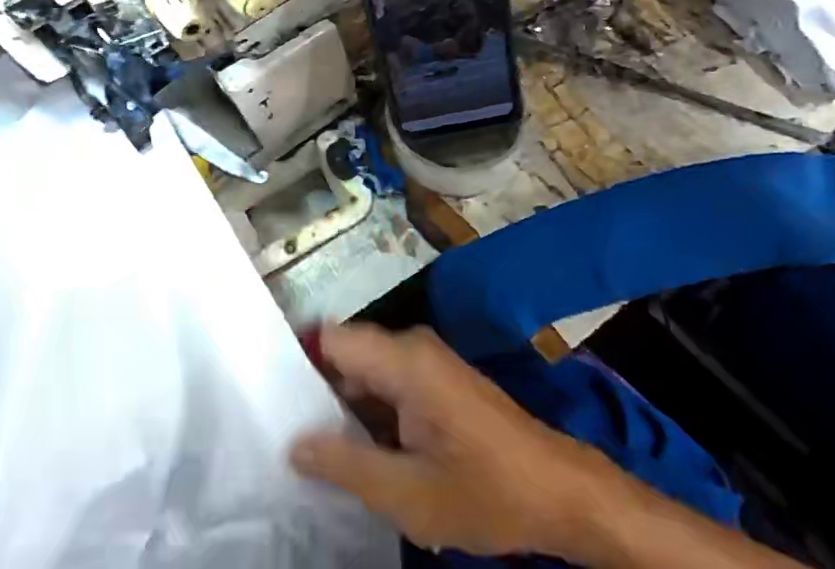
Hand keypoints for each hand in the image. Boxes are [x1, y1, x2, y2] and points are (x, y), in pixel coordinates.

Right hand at [290, 324, 629, 559]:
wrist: (565, 496)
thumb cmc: (487, 491)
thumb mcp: (407, 493)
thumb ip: (344, 464)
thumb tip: (293, 444)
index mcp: (402, 359)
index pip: (329, 339)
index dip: (297, 363)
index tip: (269, 397)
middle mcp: (412, 348)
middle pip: (345, 357)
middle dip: (318, 394)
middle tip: (286, 436)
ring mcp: (428, 364)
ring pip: (365, 376)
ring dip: (344, 410)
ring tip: (314, 451)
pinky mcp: (438, 384)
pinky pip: (388, 388)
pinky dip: (370, 416)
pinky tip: (359, 455)